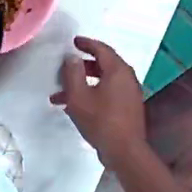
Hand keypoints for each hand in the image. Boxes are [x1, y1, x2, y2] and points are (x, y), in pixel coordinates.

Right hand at [51, 36, 150, 168]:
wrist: (124, 150)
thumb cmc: (100, 120)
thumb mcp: (78, 96)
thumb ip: (73, 73)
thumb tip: (72, 58)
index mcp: (117, 71)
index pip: (102, 50)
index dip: (87, 44)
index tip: (74, 41)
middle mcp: (127, 79)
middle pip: (104, 64)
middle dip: (83, 65)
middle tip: (67, 65)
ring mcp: (130, 94)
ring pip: (104, 81)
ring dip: (84, 83)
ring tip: (62, 93)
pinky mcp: (128, 107)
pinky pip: (108, 92)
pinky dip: (92, 92)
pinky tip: (75, 106)